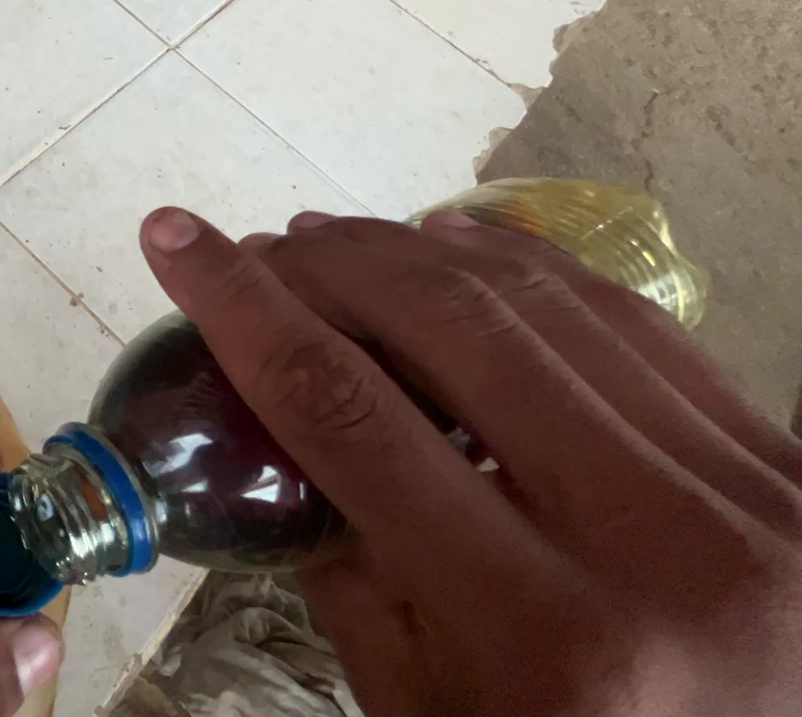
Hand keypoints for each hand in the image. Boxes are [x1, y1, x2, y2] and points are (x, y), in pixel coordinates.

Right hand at [139, 207, 801, 716]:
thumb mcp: (411, 693)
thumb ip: (340, 551)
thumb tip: (282, 417)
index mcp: (535, 626)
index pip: (339, 406)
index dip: (237, 302)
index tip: (169, 236)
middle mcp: (659, 543)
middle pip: (443, 325)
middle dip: (322, 263)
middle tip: (258, 251)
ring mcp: (757, 495)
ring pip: (536, 300)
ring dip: (405, 248)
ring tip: (327, 240)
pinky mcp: (798, 465)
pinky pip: (626, 316)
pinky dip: (514, 260)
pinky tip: (445, 239)